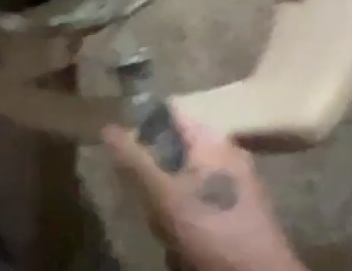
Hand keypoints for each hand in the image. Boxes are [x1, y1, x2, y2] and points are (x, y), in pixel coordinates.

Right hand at [102, 112, 304, 270]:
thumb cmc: (211, 229)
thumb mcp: (164, 193)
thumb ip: (134, 158)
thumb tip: (107, 126)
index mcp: (213, 139)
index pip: (169, 113)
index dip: (142, 125)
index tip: (123, 147)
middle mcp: (229, 153)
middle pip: (176, 148)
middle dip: (155, 173)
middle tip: (146, 198)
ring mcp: (240, 183)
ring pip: (187, 178)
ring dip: (169, 199)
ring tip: (163, 225)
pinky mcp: (244, 210)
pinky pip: (203, 199)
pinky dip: (188, 214)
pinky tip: (182, 238)